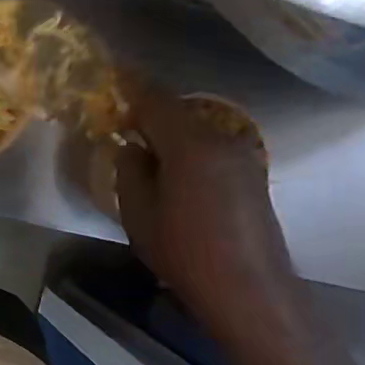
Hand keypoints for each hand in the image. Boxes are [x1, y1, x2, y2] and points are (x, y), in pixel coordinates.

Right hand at [115, 81, 299, 338]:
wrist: (247, 289)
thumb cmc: (184, 251)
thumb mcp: (139, 214)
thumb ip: (130, 172)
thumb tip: (132, 148)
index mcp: (190, 146)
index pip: (156, 101)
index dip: (132, 86)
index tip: (113, 75)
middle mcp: (221, 141)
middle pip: (180, 113)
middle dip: (149, 112)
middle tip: (121, 121)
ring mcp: (242, 157)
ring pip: (197, 131)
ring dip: (170, 133)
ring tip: (144, 148)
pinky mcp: (251, 176)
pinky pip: (211, 148)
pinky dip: (188, 150)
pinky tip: (173, 172)